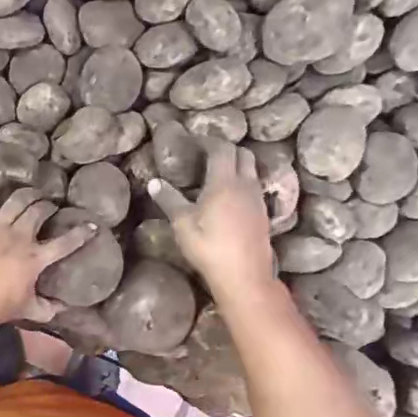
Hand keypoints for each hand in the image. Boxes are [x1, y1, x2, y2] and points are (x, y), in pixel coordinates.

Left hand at [0, 180, 95, 327]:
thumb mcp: (25, 310)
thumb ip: (47, 308)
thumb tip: (64, 307)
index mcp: (34, 258)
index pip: (65, 242)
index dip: (81, 233)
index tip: (92, 225)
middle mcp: (19, 236)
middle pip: (40, 211)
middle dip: (49, 206)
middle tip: (51, 207)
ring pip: (18, 200)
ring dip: (29, 193)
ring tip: (34, 192)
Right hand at [149, 139, 276, 298]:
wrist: (244, 276)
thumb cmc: (209, 247)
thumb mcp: (182, 224)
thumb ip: (169, 200)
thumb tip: (154, 182)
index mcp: (225, 182)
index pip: (221, 148)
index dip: (208, 140)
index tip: (193, 141)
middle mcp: (246, 185)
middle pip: (242, 153)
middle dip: (225, 148)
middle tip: (206, 154)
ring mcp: (258, 199)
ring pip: (252, 169)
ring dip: (237, 164)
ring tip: (217, 173)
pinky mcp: (263, 214)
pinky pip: (255, 186)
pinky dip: (243, 181)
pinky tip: (229, 196)